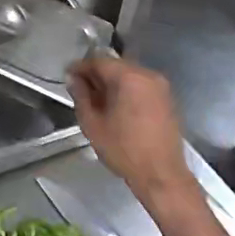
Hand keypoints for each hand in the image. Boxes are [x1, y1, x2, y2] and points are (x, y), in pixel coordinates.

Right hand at [68, 57, 192, 199]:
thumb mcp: (93, 124)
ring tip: (97, 101)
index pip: (99, 61)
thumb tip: (74, 80)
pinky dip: (126, 90)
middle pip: (116, 66)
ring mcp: (161, 86)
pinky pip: (141, 86)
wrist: (161, 174)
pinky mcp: (167, 99)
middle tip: (80, 90)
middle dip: (96, 75)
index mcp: (129, 77)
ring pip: (129, 75)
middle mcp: (148, 75)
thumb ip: (81, 97)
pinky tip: (116, 107)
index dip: (80, 67)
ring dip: (111, 83)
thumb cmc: (124, 150)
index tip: (68, 76)